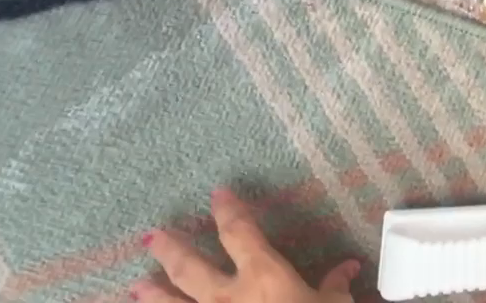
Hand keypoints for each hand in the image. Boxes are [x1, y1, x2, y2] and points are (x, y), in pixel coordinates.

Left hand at [136, 188, 361, 301]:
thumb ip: (335, 285)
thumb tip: (348, 269)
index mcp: (262, 275)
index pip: (240, 232)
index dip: (229, 210)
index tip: (217, 193)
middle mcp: (226, 298)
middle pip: (190, 269)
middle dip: (171, 251)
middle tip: (152, 236)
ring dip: (153, 297)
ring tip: (137, 286)